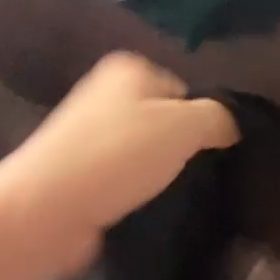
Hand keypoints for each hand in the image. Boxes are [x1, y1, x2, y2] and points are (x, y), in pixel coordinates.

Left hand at [0, 53, 239, 262]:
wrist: (48, 207)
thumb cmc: (118, 154)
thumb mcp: (183, 125)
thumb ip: (216, 117)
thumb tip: (231, 124)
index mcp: (128, 68)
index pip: (182, 87)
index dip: (201, 117)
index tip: (213, 147)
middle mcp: (104, 94)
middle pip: (161, 120)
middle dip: (178, 146)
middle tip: (199, 173)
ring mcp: (87, 136)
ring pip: (141, 152)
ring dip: (157, 174)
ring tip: (173, 195)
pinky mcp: (78, 174)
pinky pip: (121, 180)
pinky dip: (133, 194)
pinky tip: (145, 210)